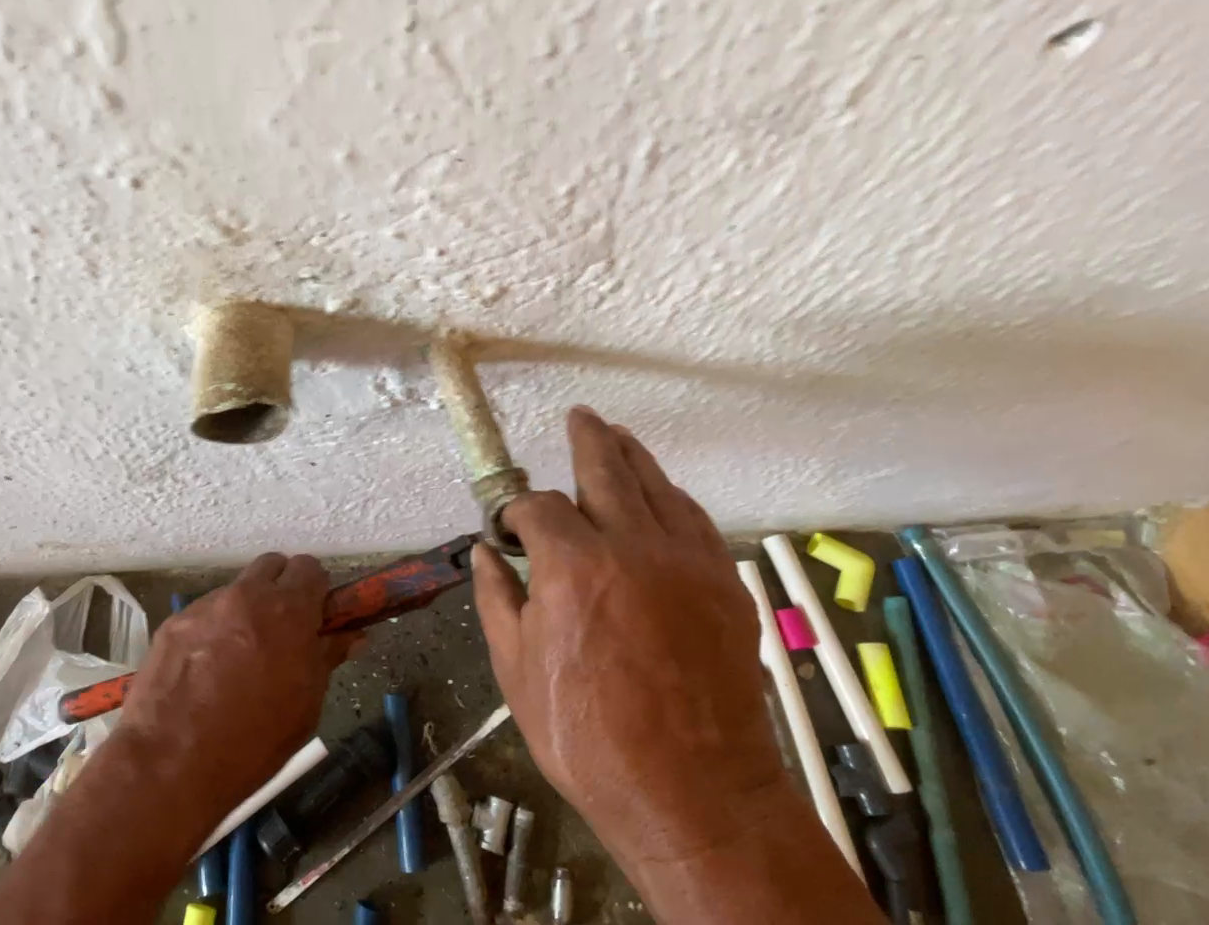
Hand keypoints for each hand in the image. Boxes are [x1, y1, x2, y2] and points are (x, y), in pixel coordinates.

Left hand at [112, 553, 360, 822]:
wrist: (171, 764)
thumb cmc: (254, 742)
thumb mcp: (306, 705)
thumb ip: (325, 659)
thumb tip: (349, 635)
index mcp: (287, 611)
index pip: (310, 569)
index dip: (316, 591)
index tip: (316, 618)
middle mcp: (245, 596)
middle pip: (271, 566)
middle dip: (281, 589)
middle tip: (283, 630)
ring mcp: (205, 607)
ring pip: (236, 591)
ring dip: (246, 611)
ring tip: (239, 660)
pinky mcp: (173, 625)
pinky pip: (204, 615)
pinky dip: (213, 632)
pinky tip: (206, 673)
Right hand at [475, 407, 784, 864]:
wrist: (692, 791)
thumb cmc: (587, 736)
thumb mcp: (517, 672)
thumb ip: (497, 601)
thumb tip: (484, 554)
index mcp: (573, 566)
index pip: (538, 507)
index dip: (517, 510)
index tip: (508, 527)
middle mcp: (633, 546)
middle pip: (607, 469)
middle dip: (587, 438)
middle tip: (579, 417)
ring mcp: (688, 562)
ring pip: (658, 486)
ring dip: (633, 457)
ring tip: (616, 437)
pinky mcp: (724, 585)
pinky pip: (696, 521)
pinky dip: (672, 499)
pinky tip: (663, 496)